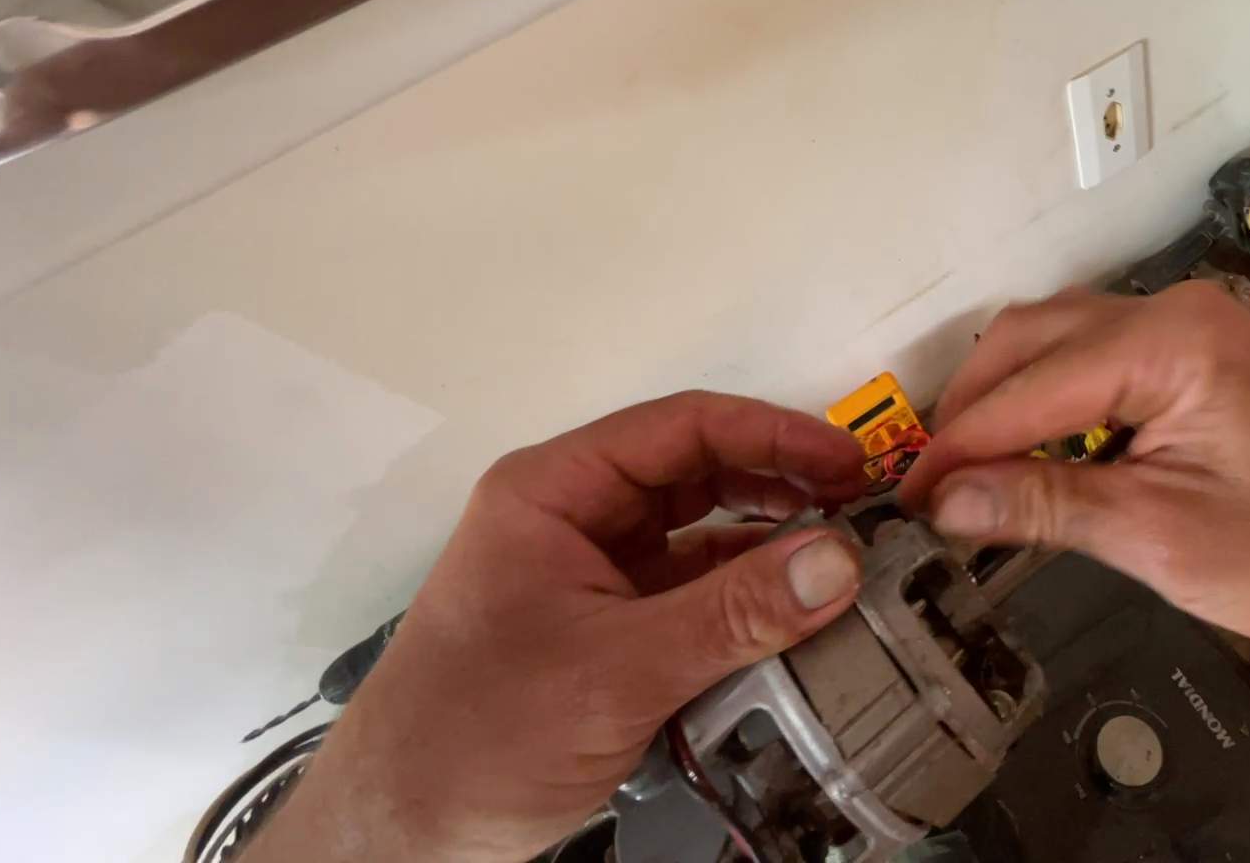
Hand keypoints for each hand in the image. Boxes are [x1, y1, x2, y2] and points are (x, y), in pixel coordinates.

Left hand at [250, 392, 869, 862]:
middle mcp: (580, 510)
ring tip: (839, 544)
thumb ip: (734, 614)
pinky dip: (748, 583)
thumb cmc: (480, 740)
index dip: (772, 434)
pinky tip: (794, 598)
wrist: (393, 852)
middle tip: (856, 501)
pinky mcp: (616, 612)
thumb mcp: (616, 672)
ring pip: (702, 521)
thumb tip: (841, 560)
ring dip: (770, 529)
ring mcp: (599, 561)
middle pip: (698, 467)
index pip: (682, 427)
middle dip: (779, 477)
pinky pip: (697, 578)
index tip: (846, 460)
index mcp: (557, 488)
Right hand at [899, 281, 1249, 643]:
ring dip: (1008, 395)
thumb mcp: (1161, 536)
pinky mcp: (1195, 348)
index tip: (911, 492)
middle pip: (1032, 337)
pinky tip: (1038, 445)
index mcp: (1169, 343)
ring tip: (975, 462)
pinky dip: (1052, 397)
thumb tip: (949, 500)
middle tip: (937, 476)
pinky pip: (1095, 354)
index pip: (1028, 388)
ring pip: (1058, 337)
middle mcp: (1173, 310)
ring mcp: (1188, 322)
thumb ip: (1045, 505)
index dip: (959, 443)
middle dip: (974, 405)